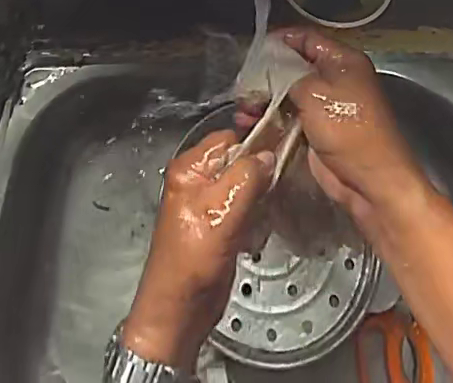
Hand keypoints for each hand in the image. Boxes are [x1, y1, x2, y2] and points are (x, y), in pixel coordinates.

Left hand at [122, 129, 275, 366]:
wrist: (179, 313)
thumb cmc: (187, 265)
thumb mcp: (222, 214)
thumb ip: (247, 178)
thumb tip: (268, 155)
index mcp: (190, 167)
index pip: (231, 139)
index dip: (254, 149)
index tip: (274, 162)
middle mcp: (197, 180)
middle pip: (241, 162)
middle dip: (257, 183)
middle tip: (259, 203)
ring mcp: (207, 202)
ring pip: (248, 187)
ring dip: (257, 206)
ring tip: (251, 226)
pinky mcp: (219, 223)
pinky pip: (246, 209)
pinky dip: (253, 222)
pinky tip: (249, 238)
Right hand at [240, 27, 433, 230]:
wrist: (372, 181)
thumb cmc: (347, 128)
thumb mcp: (313, 92)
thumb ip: (286, 75)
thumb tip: (265, 70)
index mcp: (342, 60)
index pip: (306, 38)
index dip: (280, 41)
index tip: (254, 51)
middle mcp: (335, 78)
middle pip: (293, 67)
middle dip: (266, 76)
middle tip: (243, 86)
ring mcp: (326, 106)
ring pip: (287, 94)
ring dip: (264, 100)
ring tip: (242, 111)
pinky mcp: (317, 130)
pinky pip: (289, 117)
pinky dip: (271, 119)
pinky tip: (250, 124)